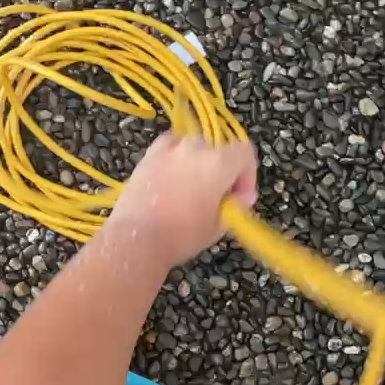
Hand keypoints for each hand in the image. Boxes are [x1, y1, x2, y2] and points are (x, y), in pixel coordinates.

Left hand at [101, 133, 257, 269]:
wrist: (137, 238)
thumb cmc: (182, 235)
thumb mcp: (218, 226)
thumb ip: (236, 206)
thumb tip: (243, 195)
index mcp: (218, 163)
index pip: (244, 152)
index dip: (247, 174)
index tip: (240, 196)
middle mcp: (194, 148)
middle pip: (218, 150)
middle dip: (223, 170)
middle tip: (217, 197)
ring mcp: (169, 149)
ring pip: (194, 147)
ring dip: (199, 162)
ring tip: (192, 188)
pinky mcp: (148, 155)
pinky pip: (170, 146)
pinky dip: (176, 156)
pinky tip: (172, 176)